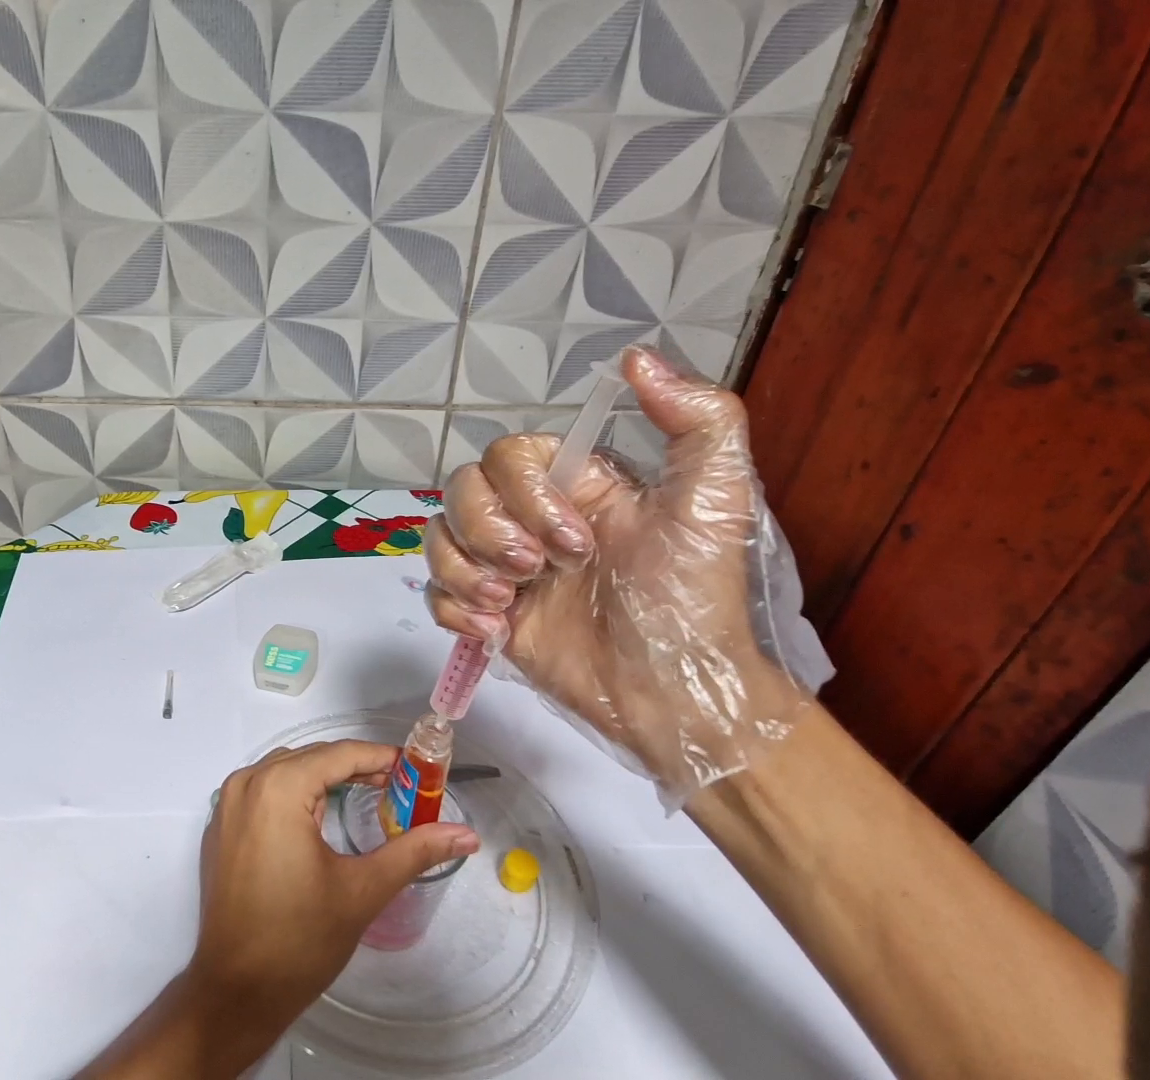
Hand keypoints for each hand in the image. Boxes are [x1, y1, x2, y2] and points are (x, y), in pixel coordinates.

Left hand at [80, 741, 478, 1078]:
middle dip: (356, 767)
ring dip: (326, 779)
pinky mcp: (221, 829)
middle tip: (401, 789)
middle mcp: (247, 784)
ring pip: (286, 772)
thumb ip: (415, 851)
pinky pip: (263, 792)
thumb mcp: (363, 890)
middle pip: (312, 758)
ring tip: (370, 797)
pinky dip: (296, 795)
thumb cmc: (300, 939)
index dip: (381, 759)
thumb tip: (466, 834)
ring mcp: (227, 806)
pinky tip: (322, 819)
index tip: (417, 772)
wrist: (237, 992)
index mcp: (278, 788)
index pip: (339, 754)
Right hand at [425, 345, 805, 799]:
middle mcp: (532, 519)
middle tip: (537, 573)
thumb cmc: (693, 598)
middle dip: (489, 534)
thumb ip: (697, 419)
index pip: (506, 456)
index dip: (525, 496)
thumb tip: (636, 357)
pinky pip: (436, 593)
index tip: (575, 543)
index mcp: (575, 486)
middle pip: (460, 491)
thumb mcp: (714, 501)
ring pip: (439, 538)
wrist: (673, 693)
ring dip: (465, 571)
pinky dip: (454, 609)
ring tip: (510, 605)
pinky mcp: (490, 616)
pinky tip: (496, 632)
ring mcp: (506, 569)